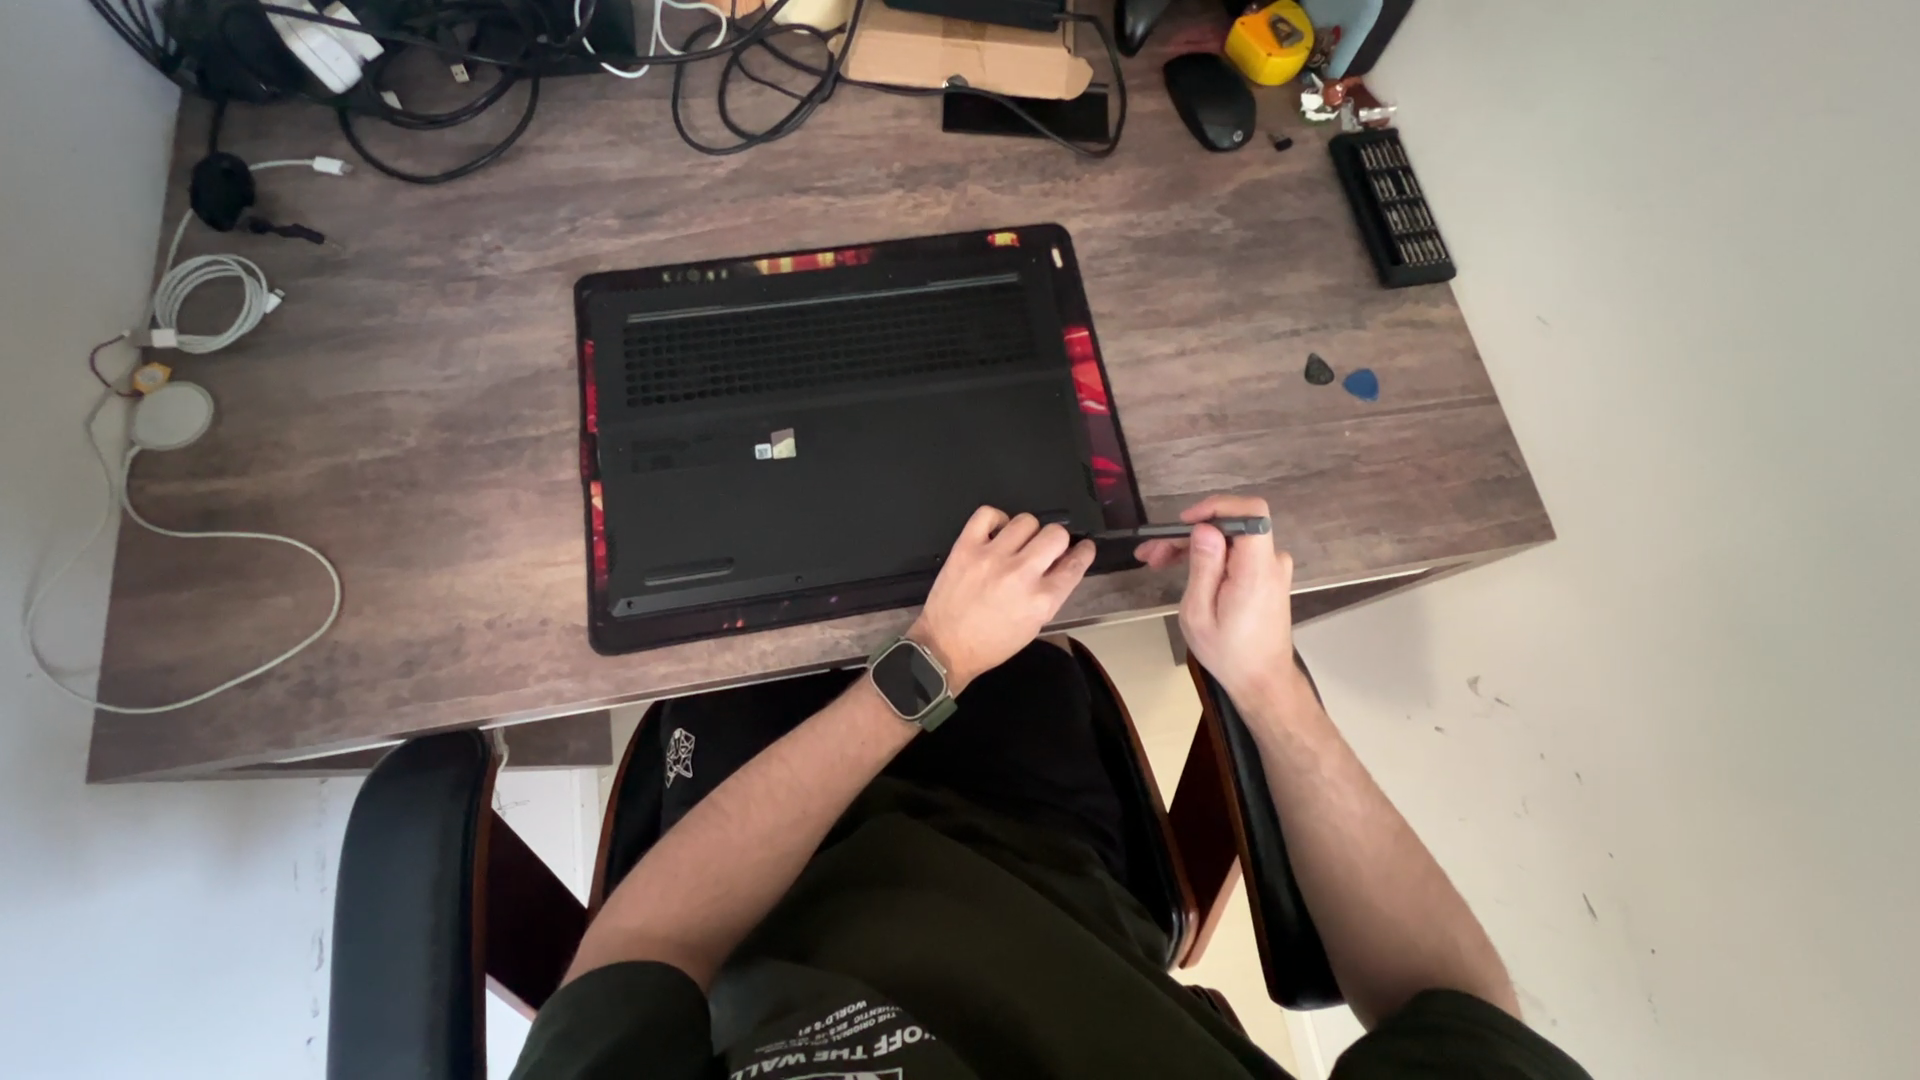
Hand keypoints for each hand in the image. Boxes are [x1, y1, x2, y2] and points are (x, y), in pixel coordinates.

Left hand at [910, 507, 1096, 693]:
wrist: (946, 647)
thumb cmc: (990, 643)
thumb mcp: (1033, 625)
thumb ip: (1052, 593)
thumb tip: (1064, 564)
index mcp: (1041, 600)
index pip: (1075, 564)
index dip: (1083, 552)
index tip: (1082, 547)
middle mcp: (1020, 575)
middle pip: (1055, 534)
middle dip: (1056, 540)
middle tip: (1046, 549)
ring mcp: (992, 558)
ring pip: (1026, 520)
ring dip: (1027, 531)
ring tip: (1018, 544)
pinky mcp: (966, 548)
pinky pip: (988, 514)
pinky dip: (996, 519)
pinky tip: (996, 534)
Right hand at [1136, 495, 1303, 705]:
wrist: (1262, 680)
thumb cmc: (1228, 653)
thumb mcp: (1200, 614)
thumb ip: (1204, 567)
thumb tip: (1204, 529)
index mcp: (1256, 570)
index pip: (1251, 512)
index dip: (1217, 506)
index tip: (1185, 522)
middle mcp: (1271, 562)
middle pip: (1231, 525)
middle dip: (1189, 533)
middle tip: (1152, 553)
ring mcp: (1272, 568)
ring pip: (1229, 539)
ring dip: (1193, 545)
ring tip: (1158, 562)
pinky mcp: (1267, 576)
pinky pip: (1237, 553)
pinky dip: (1210, 555)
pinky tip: (1183, 568)